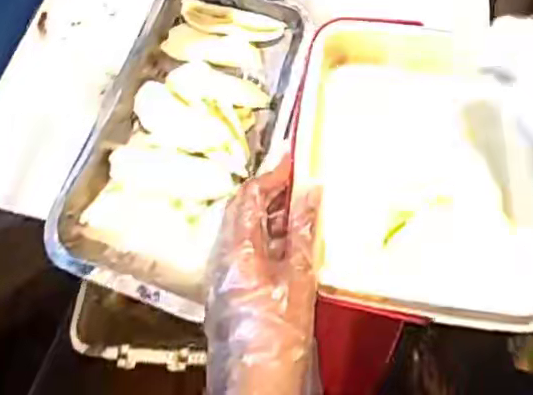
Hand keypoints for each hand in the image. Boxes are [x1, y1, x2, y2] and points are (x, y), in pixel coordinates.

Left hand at [205, 160, 318, 394]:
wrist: (258, 390)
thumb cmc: (274, 342)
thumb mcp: (297, 278)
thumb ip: (302, 230)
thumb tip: (310, 193)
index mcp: (233, 249)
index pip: (248, 196)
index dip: (271, 174)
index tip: (290, 160)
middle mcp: (222, 259)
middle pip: (243, 210)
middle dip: (270, 192)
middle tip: (297, 180)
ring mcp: (224, 277)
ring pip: (245, 230)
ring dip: (270, 214)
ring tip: (299, 207)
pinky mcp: (231, 293)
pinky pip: (247, 250)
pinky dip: (268, 237)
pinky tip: (289, 240)